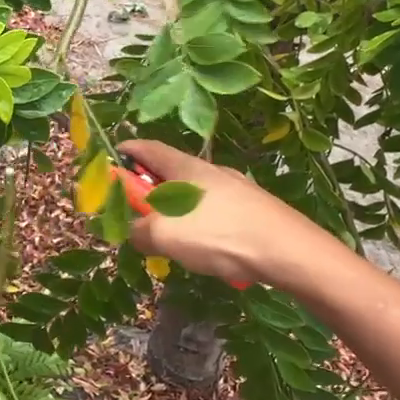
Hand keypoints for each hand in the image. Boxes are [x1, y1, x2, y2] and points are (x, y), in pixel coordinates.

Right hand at [119, 139, 330, 286]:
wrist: (289, 251)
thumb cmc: (219, 233)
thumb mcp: (164, 235)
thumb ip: (139, 231)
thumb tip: (135, 231)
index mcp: (185, 167)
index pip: (147, 148)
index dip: (126, 152)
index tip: (110, 161)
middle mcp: (210, 171)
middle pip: (170, 173)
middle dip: (149, 189)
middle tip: (136, 213)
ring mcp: (235, 189)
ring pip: (193, 195)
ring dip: (175, 211)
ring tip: (171, 240)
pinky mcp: (252, 210)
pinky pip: (214, 212)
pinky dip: (199, 225)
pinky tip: (205, 250)